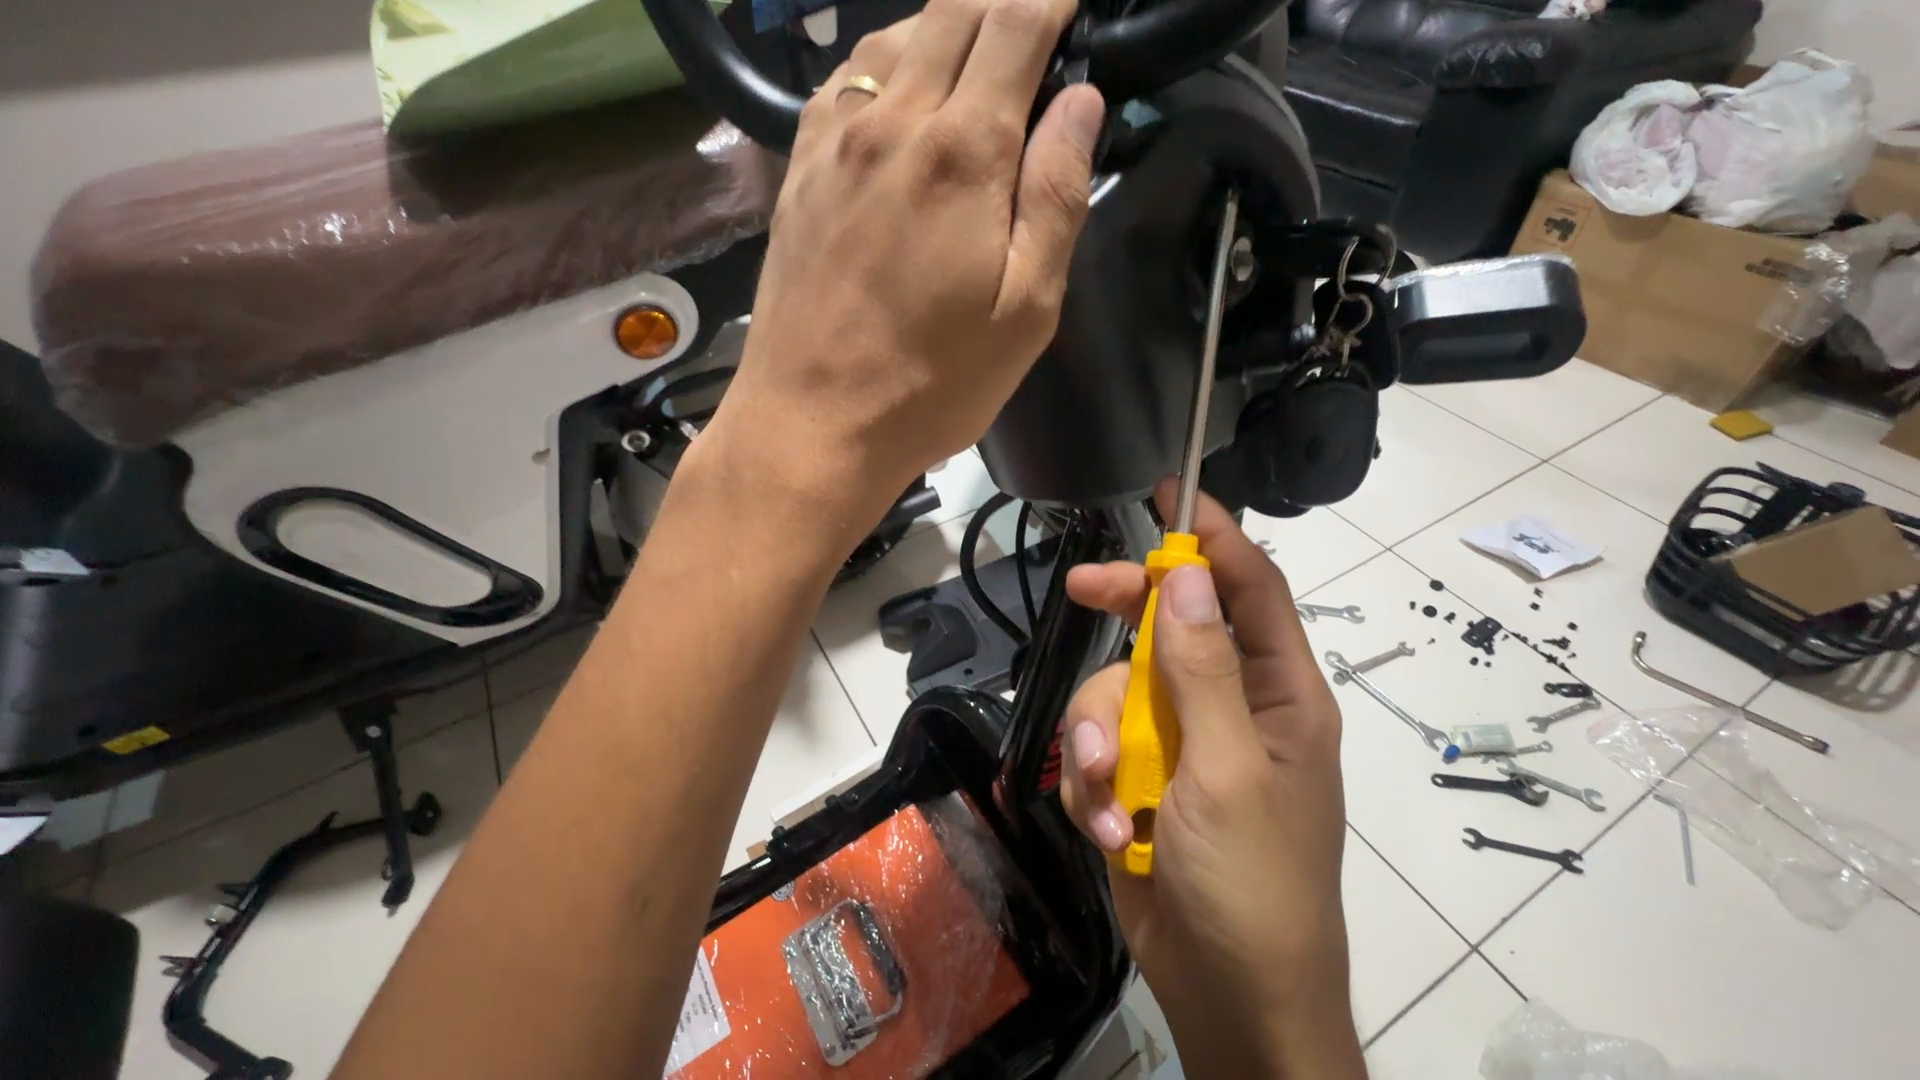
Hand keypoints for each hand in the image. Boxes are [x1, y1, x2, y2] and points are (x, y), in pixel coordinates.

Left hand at [712, 0, 1106, 502]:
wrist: (812, 421)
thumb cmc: (933, 381)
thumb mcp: (1027, 308)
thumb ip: (1057, 194)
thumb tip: (1082, 100)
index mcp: (963, 152)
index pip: (1016, 27)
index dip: (1053, 1)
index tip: (1075, 6)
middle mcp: (893, 124)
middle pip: (953, 12)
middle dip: (1005, 4)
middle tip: (1036, 28)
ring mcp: (834, 143)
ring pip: (893, 36)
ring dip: (943, 24)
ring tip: (977, 51)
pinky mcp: (799, 172)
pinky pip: (841, 81)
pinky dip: (882, 62)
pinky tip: (898, 87)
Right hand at [1060, 485, 1363, 1076]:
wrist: (1229, 994)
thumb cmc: (1256, 882)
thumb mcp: (1232, 773)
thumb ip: (1204, 673)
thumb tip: (1191, 578)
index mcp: (1278, 694)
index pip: (1250, 592)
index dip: (1214, 537)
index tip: (1170, 490)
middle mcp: (1228, 708)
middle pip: (1168, 628)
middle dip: (1124, 618)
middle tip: (1078, 590)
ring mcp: (1180, 746)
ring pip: (1114, 696)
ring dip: (1098, 745)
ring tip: (1111, 799)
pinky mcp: (1139, 784)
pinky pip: (1097, 753)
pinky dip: (1093, 789)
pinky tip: (1114, 833)